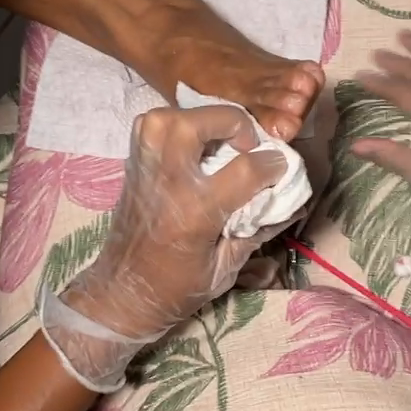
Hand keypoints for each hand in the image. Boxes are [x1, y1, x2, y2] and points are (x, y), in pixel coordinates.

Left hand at [44, 106, 290, 390]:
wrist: (122, 294)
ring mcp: (145, 170)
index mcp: (195, 213)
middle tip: (245, 144)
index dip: (273, 164)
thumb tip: (288, 200)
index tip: (280, 167)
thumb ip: (256, 231)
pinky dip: (175, 124)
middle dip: (233, 122)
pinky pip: (149, 126)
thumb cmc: (176, 289)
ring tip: (218, 138)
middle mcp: (168, 183)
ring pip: (167, 116)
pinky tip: (192, 144)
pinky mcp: (132, 166)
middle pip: (197, 123)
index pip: (245, 170)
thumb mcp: (225, 268)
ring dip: (199, 118)